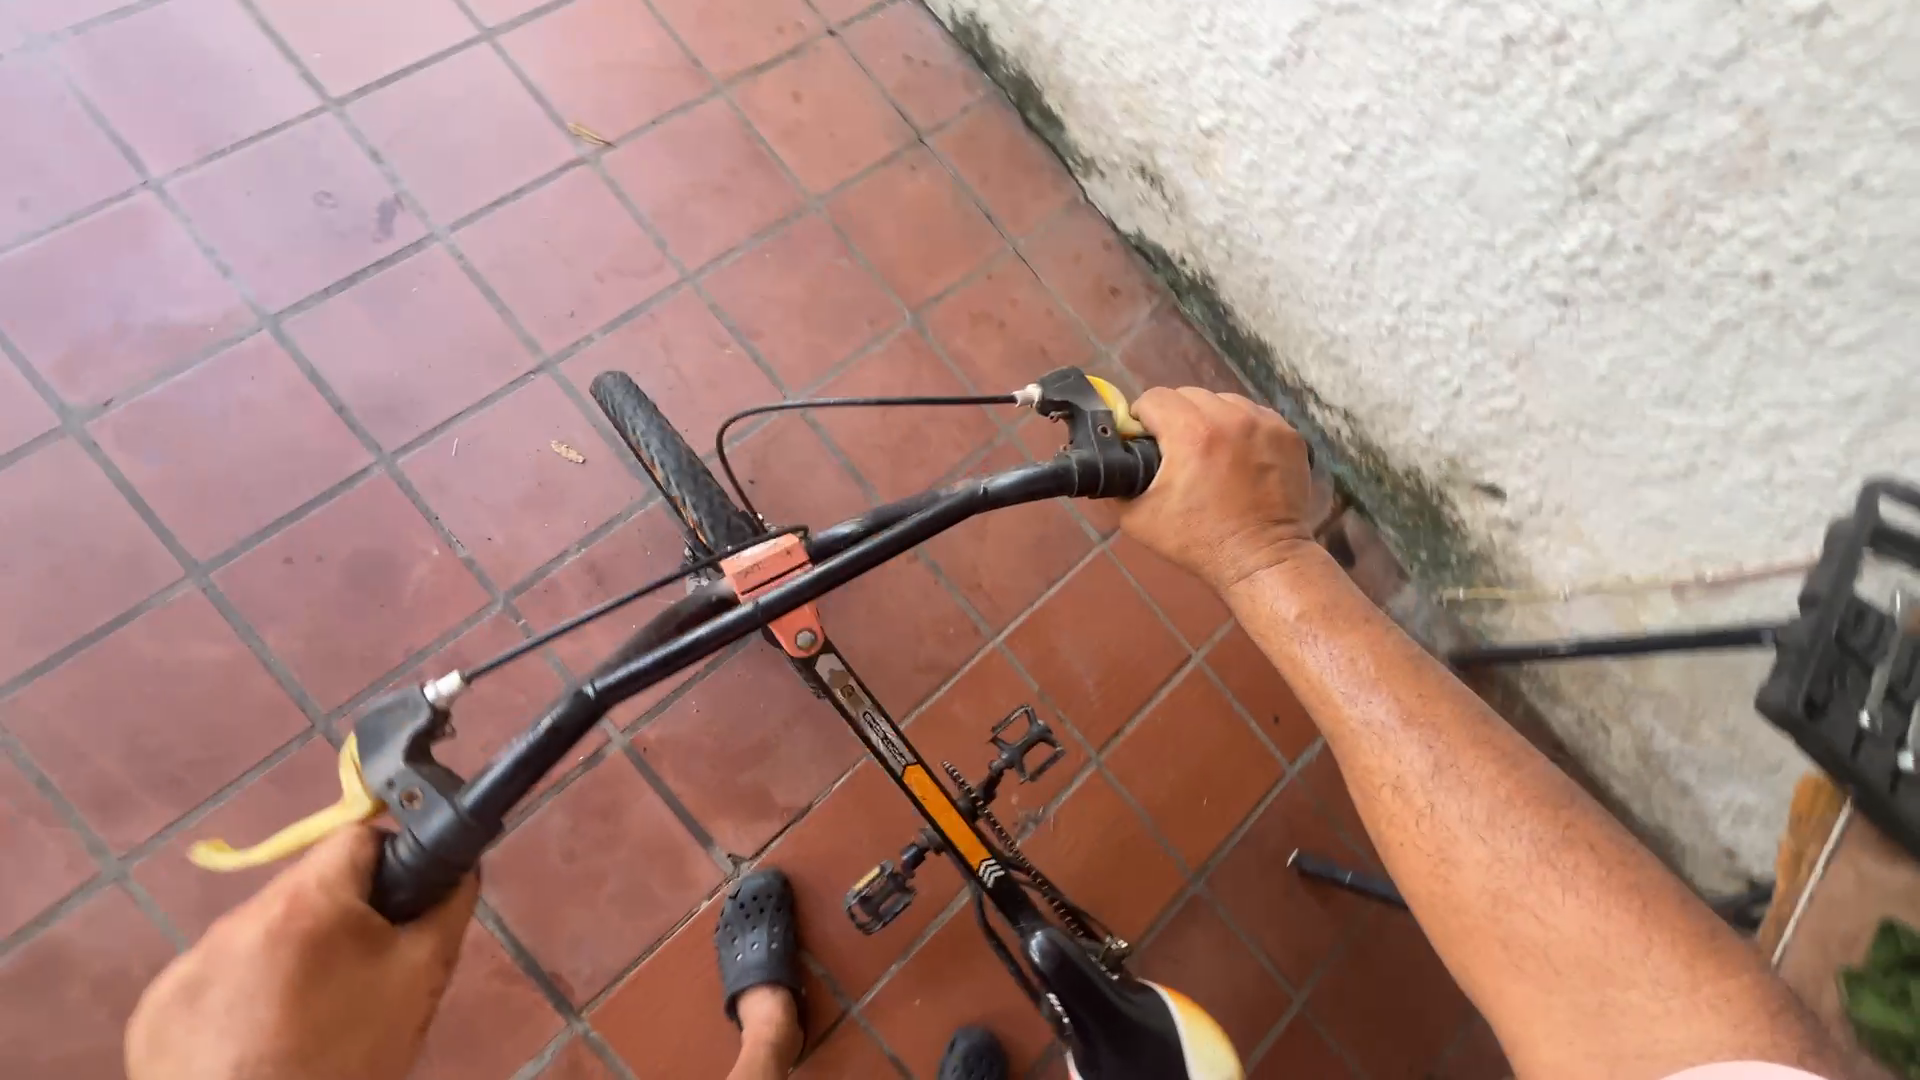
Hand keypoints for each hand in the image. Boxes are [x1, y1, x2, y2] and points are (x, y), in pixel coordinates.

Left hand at [126, 825, 478, 1079]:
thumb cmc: (353, 1051)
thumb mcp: (425, 972)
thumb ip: (449, 901)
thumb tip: (459, 865)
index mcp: (304, 904)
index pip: (357, 837)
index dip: (390, 860)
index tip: (400, 903)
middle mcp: (234, 922)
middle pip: (309, 883)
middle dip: (343, 909)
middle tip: (365, 963)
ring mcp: (182, 970)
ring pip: (263, 926)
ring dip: (294, 945)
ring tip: (312, 1005)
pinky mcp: (151, 1013)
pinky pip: (219, 970)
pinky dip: (247, 985)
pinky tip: (262, 1031)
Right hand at [1121, 386, 1318, 591]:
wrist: (1261, 559)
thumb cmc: (1197, 541)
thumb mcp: (1137, 518)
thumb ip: (1117, 482)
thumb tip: (1112, 458)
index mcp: (1192, 434)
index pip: (1154, 398)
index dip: (1140, 417)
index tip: (1141, 439)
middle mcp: (1231, 418)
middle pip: (1188, 394)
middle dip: (1174, 416)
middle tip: (1172, 449)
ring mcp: (1264, 423)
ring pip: (1223, 400)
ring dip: (1208, 418)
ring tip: (1207, 451)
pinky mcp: (1288, 434)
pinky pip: (1253, 414)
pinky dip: (1239, 427)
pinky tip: (1235, 455)